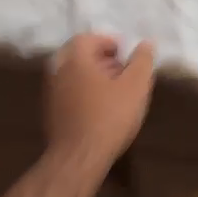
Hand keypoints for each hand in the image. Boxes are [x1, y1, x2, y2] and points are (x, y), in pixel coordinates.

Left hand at [45, 33, 154, 168]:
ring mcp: (51, 95)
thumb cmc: (109, 116)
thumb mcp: (136, 85)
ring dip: (91, 75)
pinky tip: (100, 106)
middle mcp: (58, 73)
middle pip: (76, 55)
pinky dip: (83, 91)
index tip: (124, 51)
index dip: (107, 40)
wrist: (79, 158)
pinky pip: (68, 92)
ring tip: (114, 88)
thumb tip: (146, 43)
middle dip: (99, 57)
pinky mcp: (51, 114)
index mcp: (75, 60)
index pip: (86, 38)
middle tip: (119, 67)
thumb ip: (142, 60)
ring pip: (71, 74)